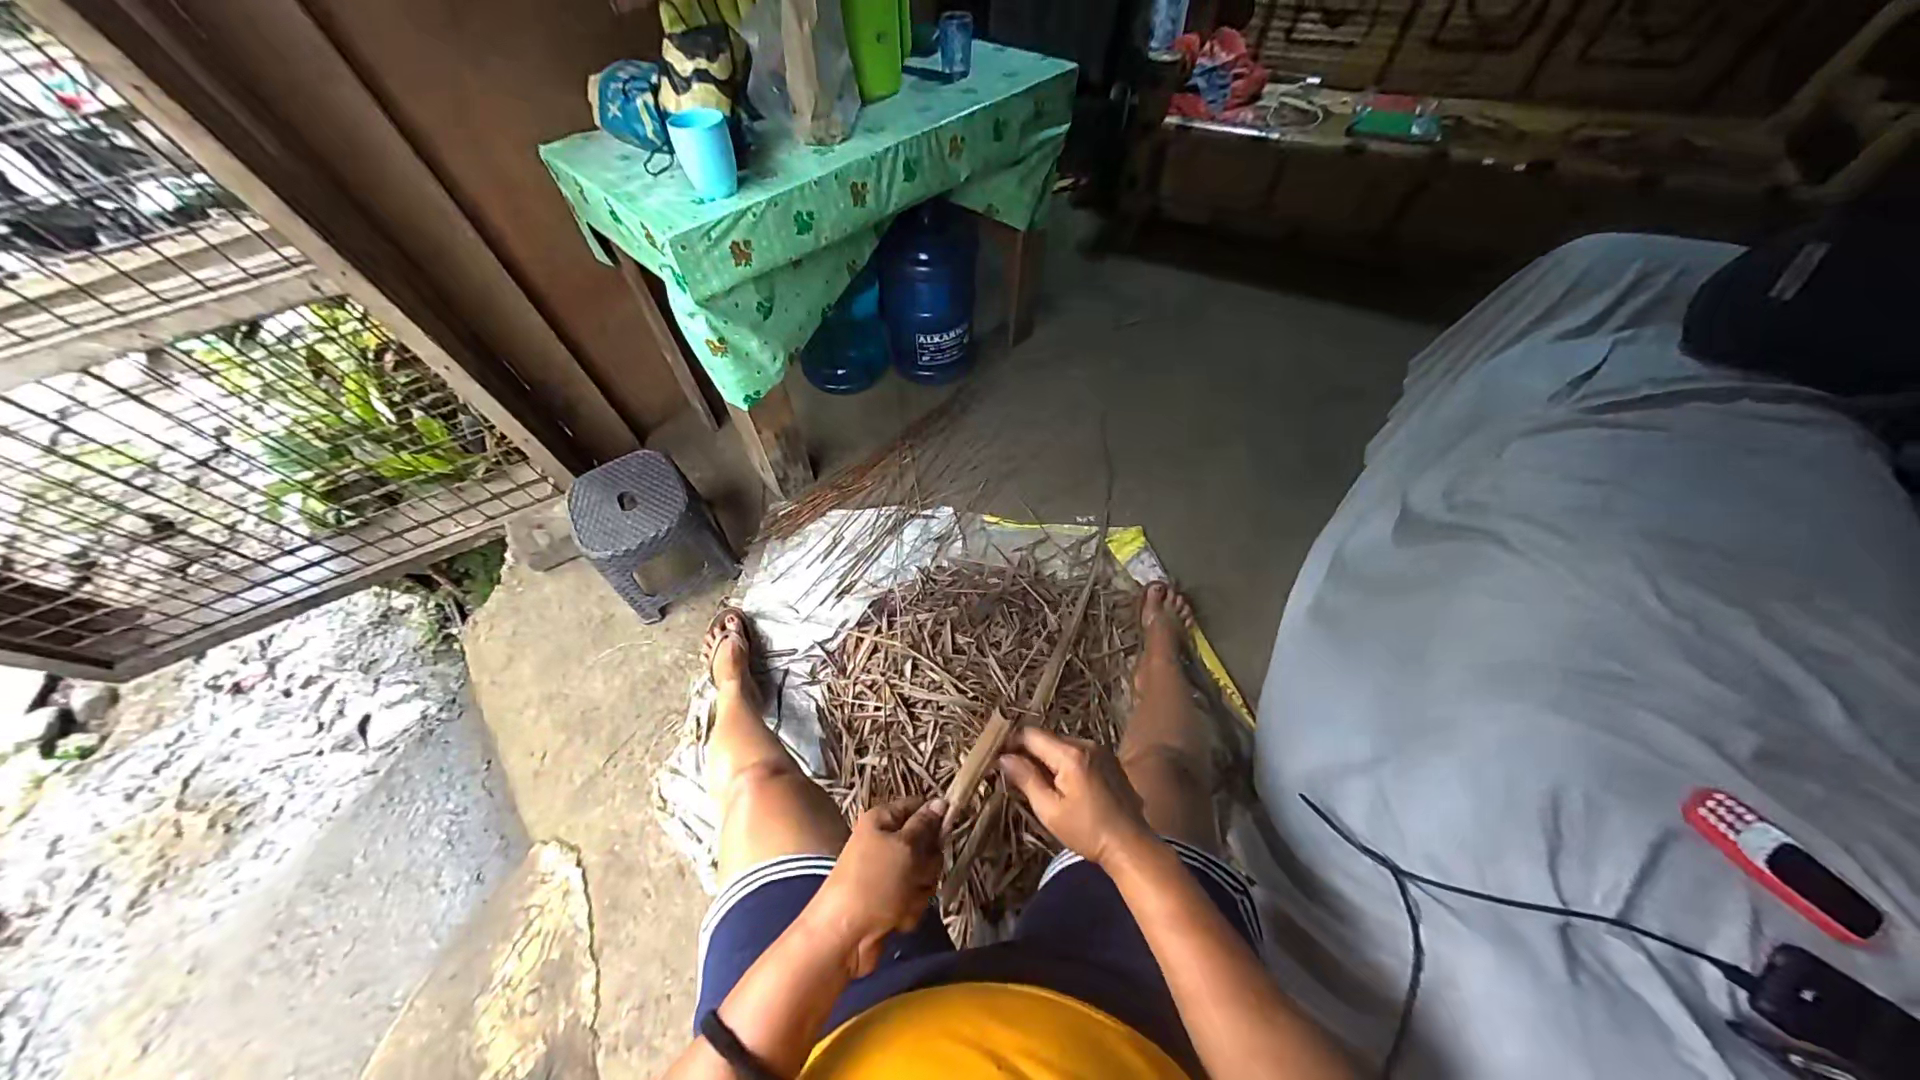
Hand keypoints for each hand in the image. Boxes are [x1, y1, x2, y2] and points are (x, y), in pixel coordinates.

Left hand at [804, 796, 946, 976]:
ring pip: (925, 874)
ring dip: (919, 890)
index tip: (944, 833)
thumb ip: (926, 825)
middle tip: (914, 873)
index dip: (935, 819)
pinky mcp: (891, 899)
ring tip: (902, 900)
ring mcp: (888, 872)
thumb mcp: (904, 847)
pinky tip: (897, 917)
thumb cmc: (873, 883)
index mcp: (883, 820)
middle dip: (927, 863)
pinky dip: (910, 908)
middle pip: (927, 844)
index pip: (919, 807)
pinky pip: (915, 897)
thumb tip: (941, 801)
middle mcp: (885, 842)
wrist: (843, 937)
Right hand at [998, 727, 1154, 868]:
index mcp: (1070, 755)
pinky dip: (1065, 763)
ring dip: (1048, 758)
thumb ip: (1026, 779)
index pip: (1032, 735)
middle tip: (1016, 775)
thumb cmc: (1087, 831)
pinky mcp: (1109, 760)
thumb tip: (1004, 757)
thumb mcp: (1049, 810)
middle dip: (1030, 752)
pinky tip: (1065, 786)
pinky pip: (1079, 753)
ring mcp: (1101, 750)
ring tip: (1040, 783)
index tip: (999, 758)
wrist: (1130, 845)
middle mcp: (1087, 744)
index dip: (1012, 743)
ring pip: (1063, 745)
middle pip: (1048, 739)